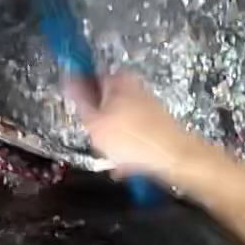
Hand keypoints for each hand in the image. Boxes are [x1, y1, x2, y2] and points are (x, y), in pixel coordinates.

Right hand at [71, 73, 207, 181]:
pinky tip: (128, 165)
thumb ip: (81, 101)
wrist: (174, 157)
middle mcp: (134, 87)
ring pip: (119, 122)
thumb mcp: (95, 122)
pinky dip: (129, 148)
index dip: (82, 99)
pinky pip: (134, 134)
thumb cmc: (131, 139)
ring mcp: (147, 105)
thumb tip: (70, 81)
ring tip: (115, 158)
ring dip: (114, 140)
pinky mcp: (157, 123)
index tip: (82, 117)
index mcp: (118, 80)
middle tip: (99, 141)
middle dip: (100, 124)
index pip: (90, 80)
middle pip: (105, 104)